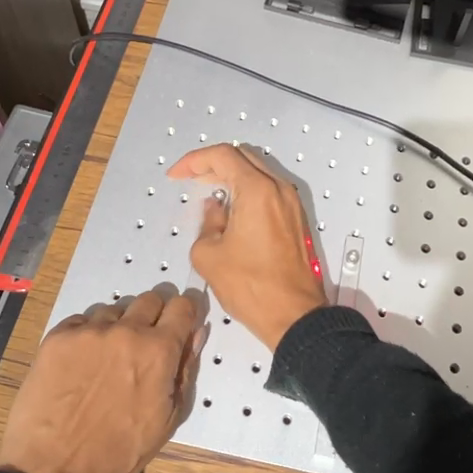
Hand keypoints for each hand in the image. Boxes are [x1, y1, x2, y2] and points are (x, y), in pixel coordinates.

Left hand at [0, 287, 207, 472]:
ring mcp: (90, 331)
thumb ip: (184, 370)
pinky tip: (79, 365)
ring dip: (117, 327)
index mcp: (159, 351)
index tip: (178, 325)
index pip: (182, 306)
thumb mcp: (166, 421)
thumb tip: (197, 333)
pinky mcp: (58, 337)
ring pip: (114, 310)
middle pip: (150, 299)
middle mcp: (127, 330)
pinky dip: (86, 336)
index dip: (183, 314)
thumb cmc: (117, 456)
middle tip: (142, 346)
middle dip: (152, 317)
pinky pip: (81, 322)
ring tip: (105, 361)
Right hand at [171, 144, 329, 350]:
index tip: (176, 175)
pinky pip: (268, 189)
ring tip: (208, 191)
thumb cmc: (250, 286)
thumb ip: (207, 222)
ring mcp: (291, 202)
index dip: (195, 161)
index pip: (223, 156)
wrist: (294, 316)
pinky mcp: (296, 217)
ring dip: (231, 176)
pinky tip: (231, 207)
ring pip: (258, 171)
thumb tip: (217, 209)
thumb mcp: (209, 255)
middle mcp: (279, 188)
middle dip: (213, 164)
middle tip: (191, 180)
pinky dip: (247, 189)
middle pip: (243, 157)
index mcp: (258, 190)